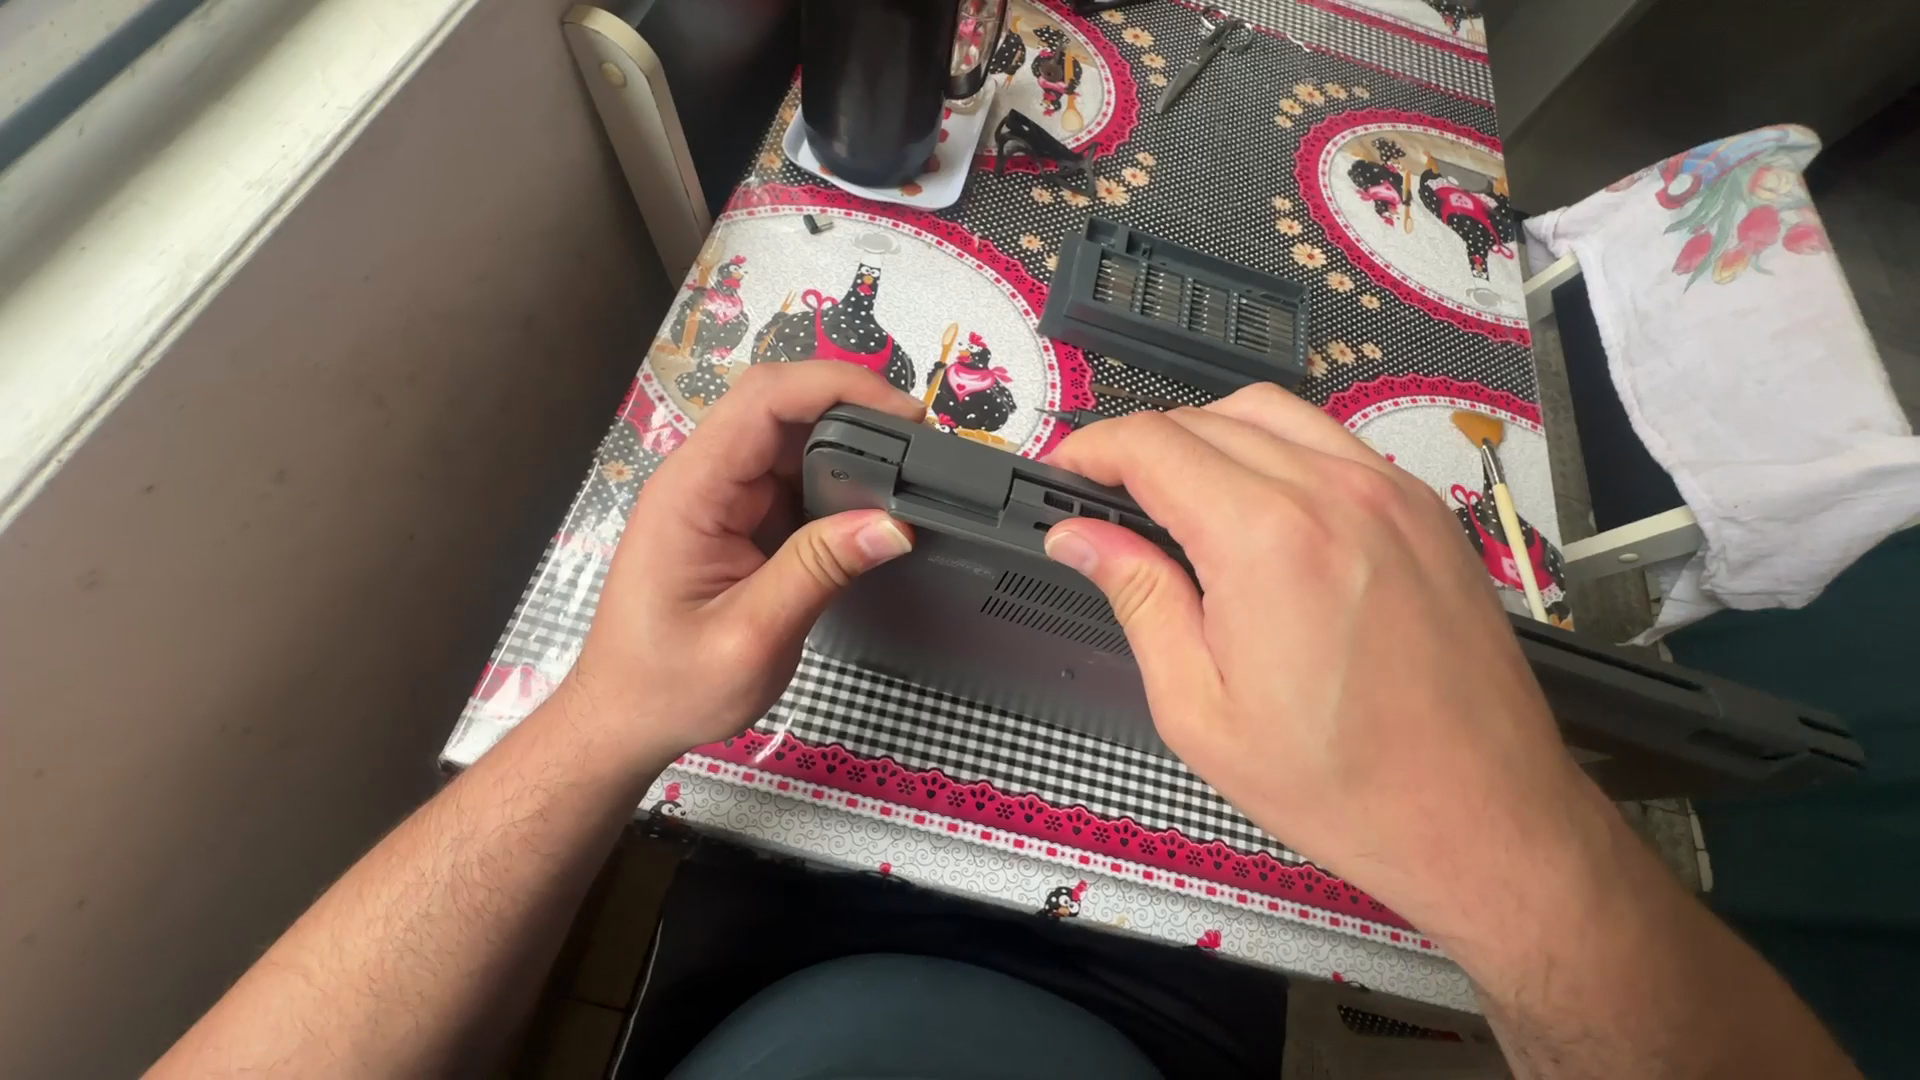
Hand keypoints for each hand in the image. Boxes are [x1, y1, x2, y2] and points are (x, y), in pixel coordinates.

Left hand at [564, 362, 925, 770]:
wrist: (626, 719)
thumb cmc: (670, 685)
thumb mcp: (752, 635)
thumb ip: (820, 570)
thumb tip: (895, 525)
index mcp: (693, 490)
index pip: (765, 399)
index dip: (838, 385)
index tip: (906, 414)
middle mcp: (705, 479)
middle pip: (784, 410)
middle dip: (858, 414)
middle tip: (923, 449)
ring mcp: (723, 499)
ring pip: (795, 444)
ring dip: (854, 453)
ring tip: (910, 477)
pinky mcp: (740, 521)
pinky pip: (795, 483)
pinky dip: (841, 488)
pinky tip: (875, 509)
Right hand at [1040, 385, 1612, 938]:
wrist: (1482, 818)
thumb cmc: (1339, 781)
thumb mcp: (1197, 706)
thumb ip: (1137, 597)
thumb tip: (1080, 538)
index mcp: (1266, 541)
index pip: (1151, 445)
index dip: (1091, 449)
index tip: (1065, 471)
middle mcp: (1333, 494)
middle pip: (1201, 420)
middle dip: (1137, 446)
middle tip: (1106, 498)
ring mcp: (1389, 492)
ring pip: (1265, 412)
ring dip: (1200, 435)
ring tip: (1171, 493)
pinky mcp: (1421, 507)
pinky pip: (1325, 439)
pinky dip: (1267, 448)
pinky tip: (1251, 503)